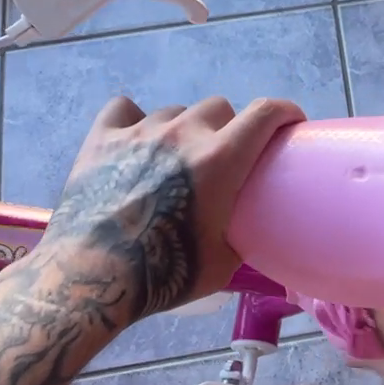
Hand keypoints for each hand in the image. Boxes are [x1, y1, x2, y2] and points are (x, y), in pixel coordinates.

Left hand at [37, 95, 304, 323]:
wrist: (92, 276)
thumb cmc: (166, 274)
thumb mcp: (224, 262)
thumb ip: (239, 233)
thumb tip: (244, 231)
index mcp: (221, 160)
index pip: (264, 113)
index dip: (284, 111)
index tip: (291, 122)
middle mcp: (183, 134)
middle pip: (219, 107)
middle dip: (229, 127)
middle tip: (224, 156)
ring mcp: (139, 132)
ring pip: (174, 112)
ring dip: (184, 129)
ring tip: (175, 157)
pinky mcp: (101, 138)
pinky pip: (125, 110)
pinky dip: (134, 120)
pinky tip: (134, 140)